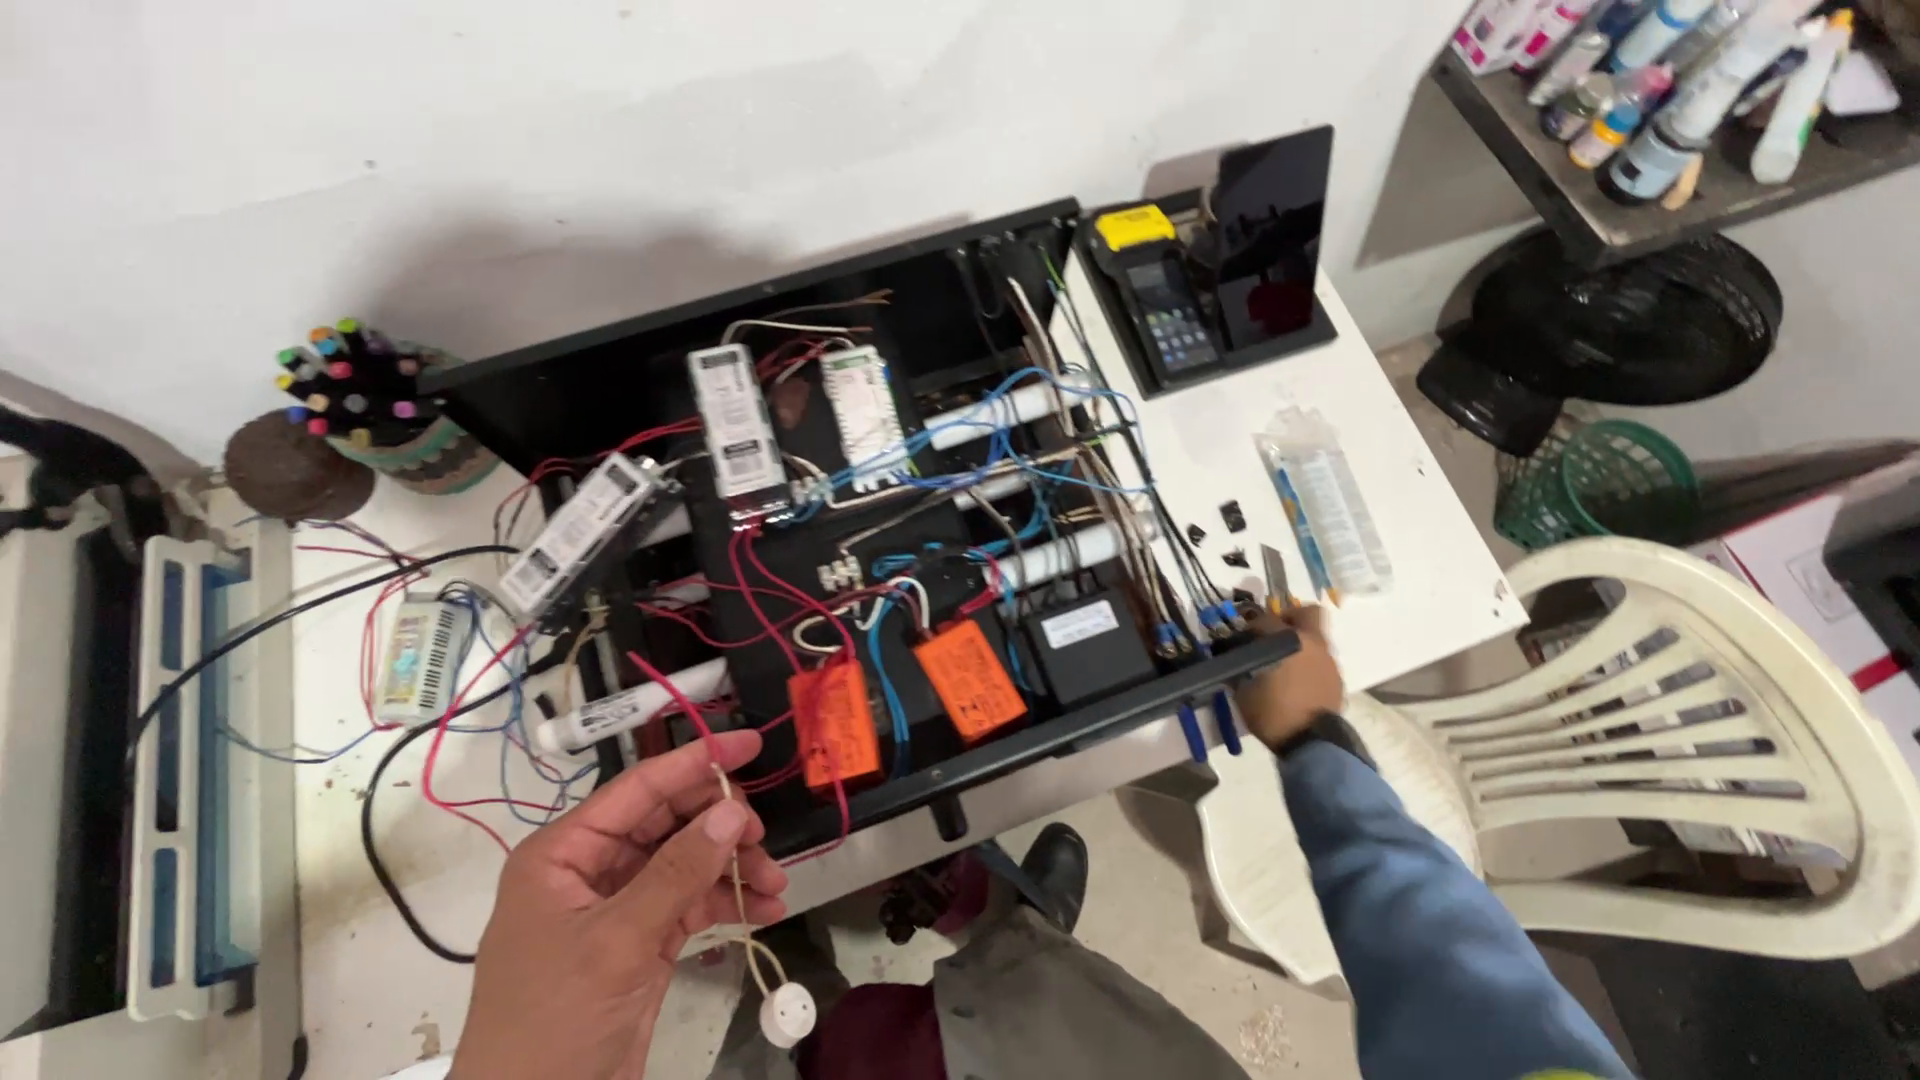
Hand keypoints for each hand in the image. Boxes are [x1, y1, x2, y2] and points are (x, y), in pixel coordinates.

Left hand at [452, 731, 788, 1079]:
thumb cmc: (555, 1021)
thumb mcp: (616, 942)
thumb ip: (677, 872)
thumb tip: (732, 811)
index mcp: (565, 852)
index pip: (640, 789)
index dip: (696, 761)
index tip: (751, 743)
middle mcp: (592, 869)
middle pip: (671, 822)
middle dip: (722, 826)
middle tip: (764, 837)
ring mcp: (620, 906)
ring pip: (689, 861)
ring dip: (734, 868)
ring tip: (775, 884)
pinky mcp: (644, 941)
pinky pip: (694, 903)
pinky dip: (729, 903)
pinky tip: (766, 909)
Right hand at [1236, 605, 1343, 750]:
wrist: (1312, 744)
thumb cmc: (1273, 713)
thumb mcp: (1244, 691)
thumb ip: (1240, 669)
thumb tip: (1236, 661)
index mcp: (1289, 641)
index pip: (1266, 620)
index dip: (1250, 626)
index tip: (1242, 638)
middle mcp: (1313, 644)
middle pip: (1307, 613)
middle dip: (1290, 618)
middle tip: (1274, 634)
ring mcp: (1329, 661)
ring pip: (1316, 639)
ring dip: (1300, 644)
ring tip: (1283, 664)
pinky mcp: (1338, 679)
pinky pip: (1321, 661)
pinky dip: (1309, 664)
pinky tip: (1296, 683)